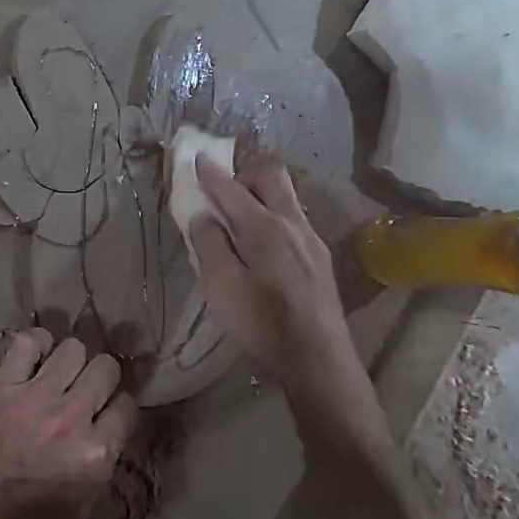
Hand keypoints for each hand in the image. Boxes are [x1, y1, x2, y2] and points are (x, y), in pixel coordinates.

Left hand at [0, 329, 136, 518]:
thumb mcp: (89, 504)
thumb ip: (108, 457)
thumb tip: (114, 417)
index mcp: (96, 454)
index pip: (128, 405)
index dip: (119, 409)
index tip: (108, 415)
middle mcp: (70, 419)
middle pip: (106, 368)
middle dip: (103, 380)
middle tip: (88, 394)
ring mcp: (34, 399)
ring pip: (74, 348)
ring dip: (74, 363)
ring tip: (63, 378)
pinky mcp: (3, 388)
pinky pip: (29, 342)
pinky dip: (38, 343)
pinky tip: (39, 358)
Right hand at [190, 159, 352, 381]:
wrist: (318, 358)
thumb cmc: (262, 324)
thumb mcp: (221, 287)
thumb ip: (209, 244)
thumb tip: (204, 216)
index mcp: (264, 227)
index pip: (231, 189)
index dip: (211, 174)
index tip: (198, 159)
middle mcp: (292, 223)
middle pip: (271, 179)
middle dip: (244, 177)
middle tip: (224, 196)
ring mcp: (312, 239)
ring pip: (287, 199)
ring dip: (262, 198)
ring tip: (242, 224)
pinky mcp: (321, 258)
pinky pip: (294, 221)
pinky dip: (275, 218)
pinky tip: (266, 249)